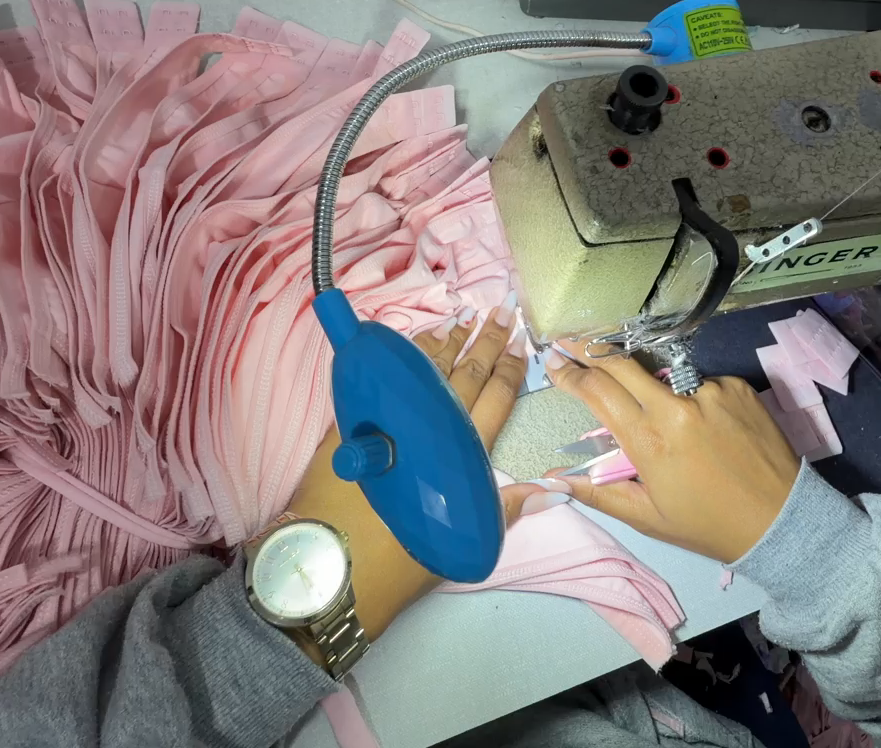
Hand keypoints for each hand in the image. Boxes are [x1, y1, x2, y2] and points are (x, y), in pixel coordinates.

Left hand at [286, 308, 542, 638]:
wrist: (330, 566)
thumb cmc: (400, 562)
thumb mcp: (461, 542)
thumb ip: (503, 510)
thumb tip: (550, 491)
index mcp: (462, 455)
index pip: (496, 400)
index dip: (509, 370)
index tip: (519, 344)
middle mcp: (432, 428)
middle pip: (467, 375)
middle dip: (487, 341)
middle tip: (502, 313)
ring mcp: (395, 419)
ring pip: (431, 370)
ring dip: (452, 341)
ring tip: (468, 320)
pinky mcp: (361, 418)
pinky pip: (394, 376)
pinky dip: (412, 354)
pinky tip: (423, 340)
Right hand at [547, 347, 800, 564]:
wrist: (780, 522)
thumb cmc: (707, 524)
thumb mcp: (647, 517)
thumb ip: (597, 492)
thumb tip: (552, 477)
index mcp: (648, 439)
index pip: (597, 390)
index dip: (570, 373)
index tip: (553, 361)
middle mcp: (675, 406)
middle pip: (620, 363)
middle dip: (589, 349)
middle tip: (572, 341)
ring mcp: (708, 390)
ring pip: (662, 375)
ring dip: (652, 388)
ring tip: (674, 426)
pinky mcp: (735, 385)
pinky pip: (699, 383)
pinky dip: (693, 398)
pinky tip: (709, 428)